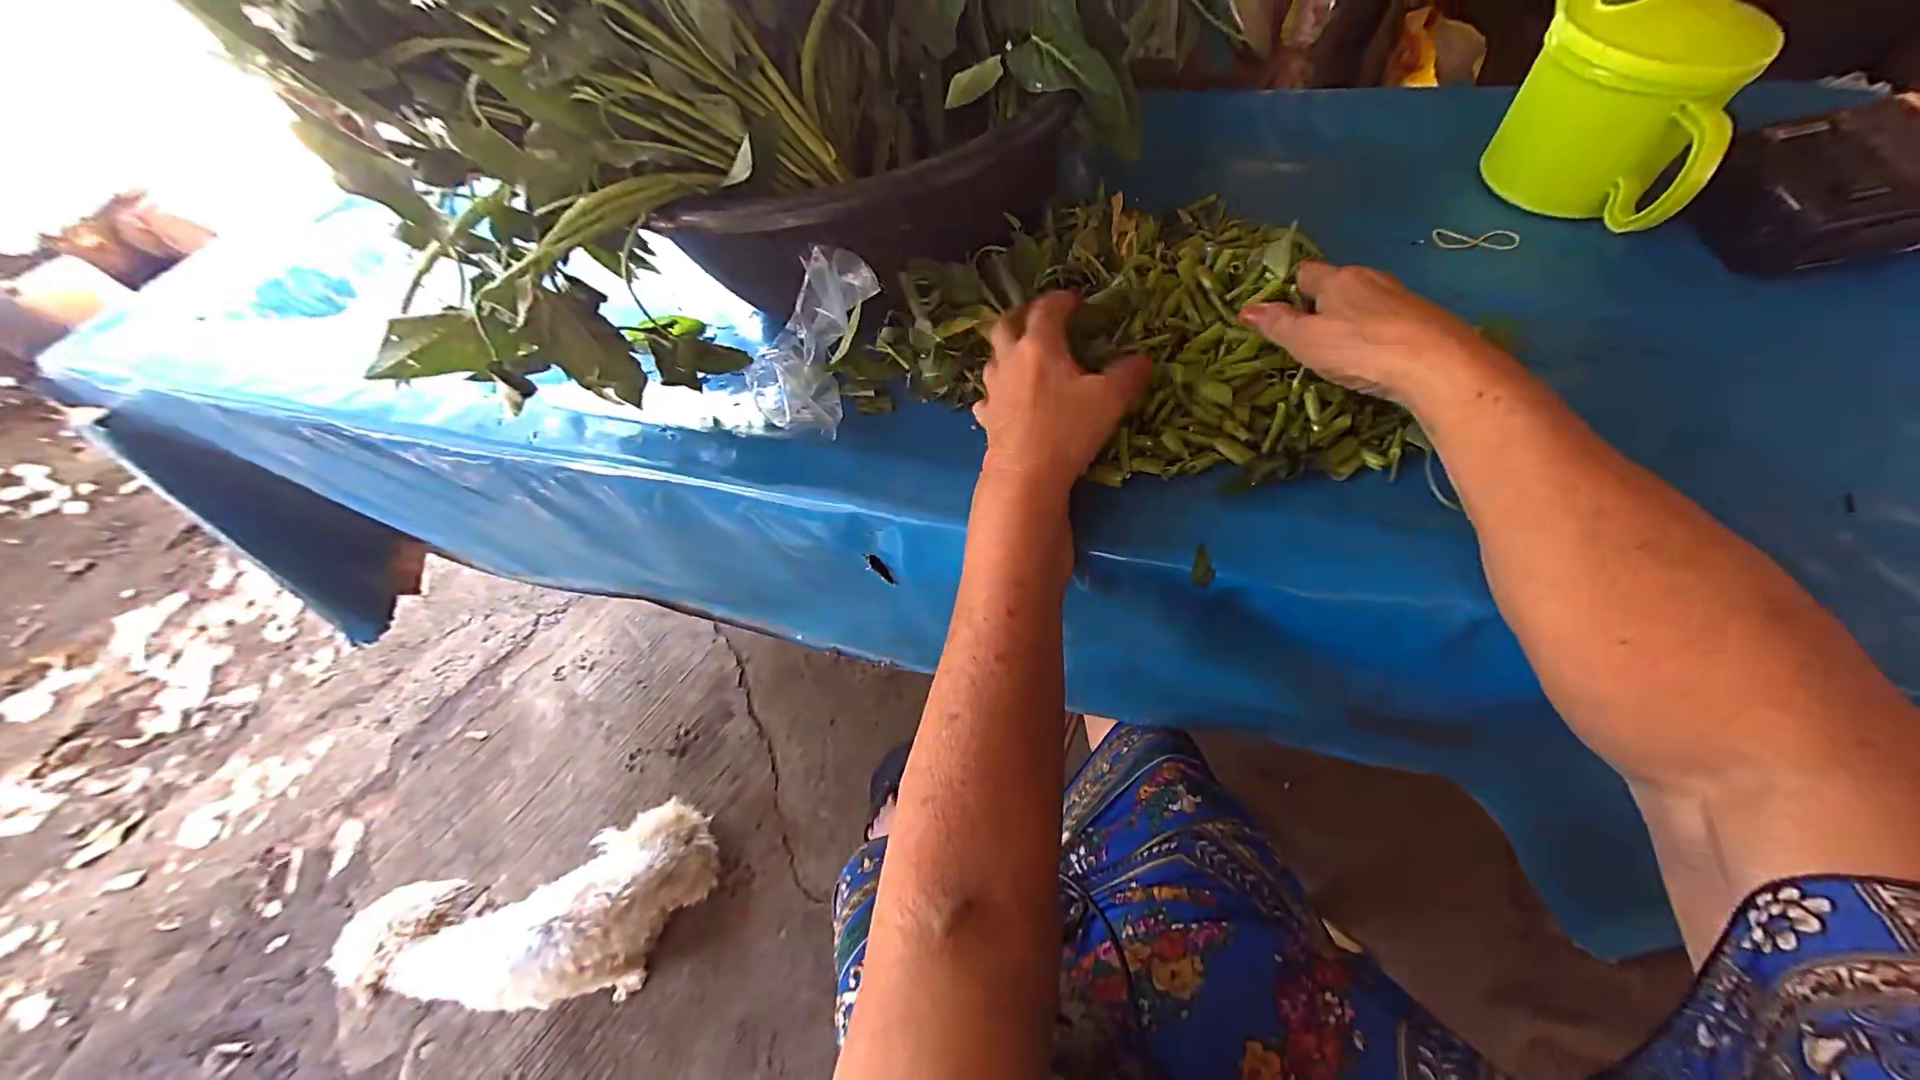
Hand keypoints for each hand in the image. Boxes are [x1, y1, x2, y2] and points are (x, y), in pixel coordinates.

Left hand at [974, 292, 1150, 494]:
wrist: (1025, 475)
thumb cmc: (1068, 431)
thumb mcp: (1110, 400)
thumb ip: (1128, 375)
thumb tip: (1141, 360)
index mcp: (1040, 346)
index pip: (1046, 310)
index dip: (1061, 300)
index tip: (1073, 300)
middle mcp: (1010, 361)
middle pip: (1006, 325)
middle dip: (1022, 316)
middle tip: (1038, 318)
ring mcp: (994, 391)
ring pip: (993, 360)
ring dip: (1006, 352)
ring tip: (1022, 357)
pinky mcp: (987, 418)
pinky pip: (988, 397)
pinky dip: (997, 392)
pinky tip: (1004, 400)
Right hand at [1238, 262, 1505, 405]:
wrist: (1436, 363)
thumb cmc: (1359, 349)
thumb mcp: (1305, 341)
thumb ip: (1277, 324)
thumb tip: (1245, 309)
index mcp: (1337, 279)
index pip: (1305, 272)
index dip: (1289, 288)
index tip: (1279, 311)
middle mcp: (1369, 279)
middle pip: (1336, 286)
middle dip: (1320, 305)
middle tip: (1305, 337)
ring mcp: (1399, 296)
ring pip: (1363, 302)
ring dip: (1348, 320)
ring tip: (1336, 351)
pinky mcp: (1422, 317)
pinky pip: (1385, 319)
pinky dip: (1373, 333)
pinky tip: (1371, 356)